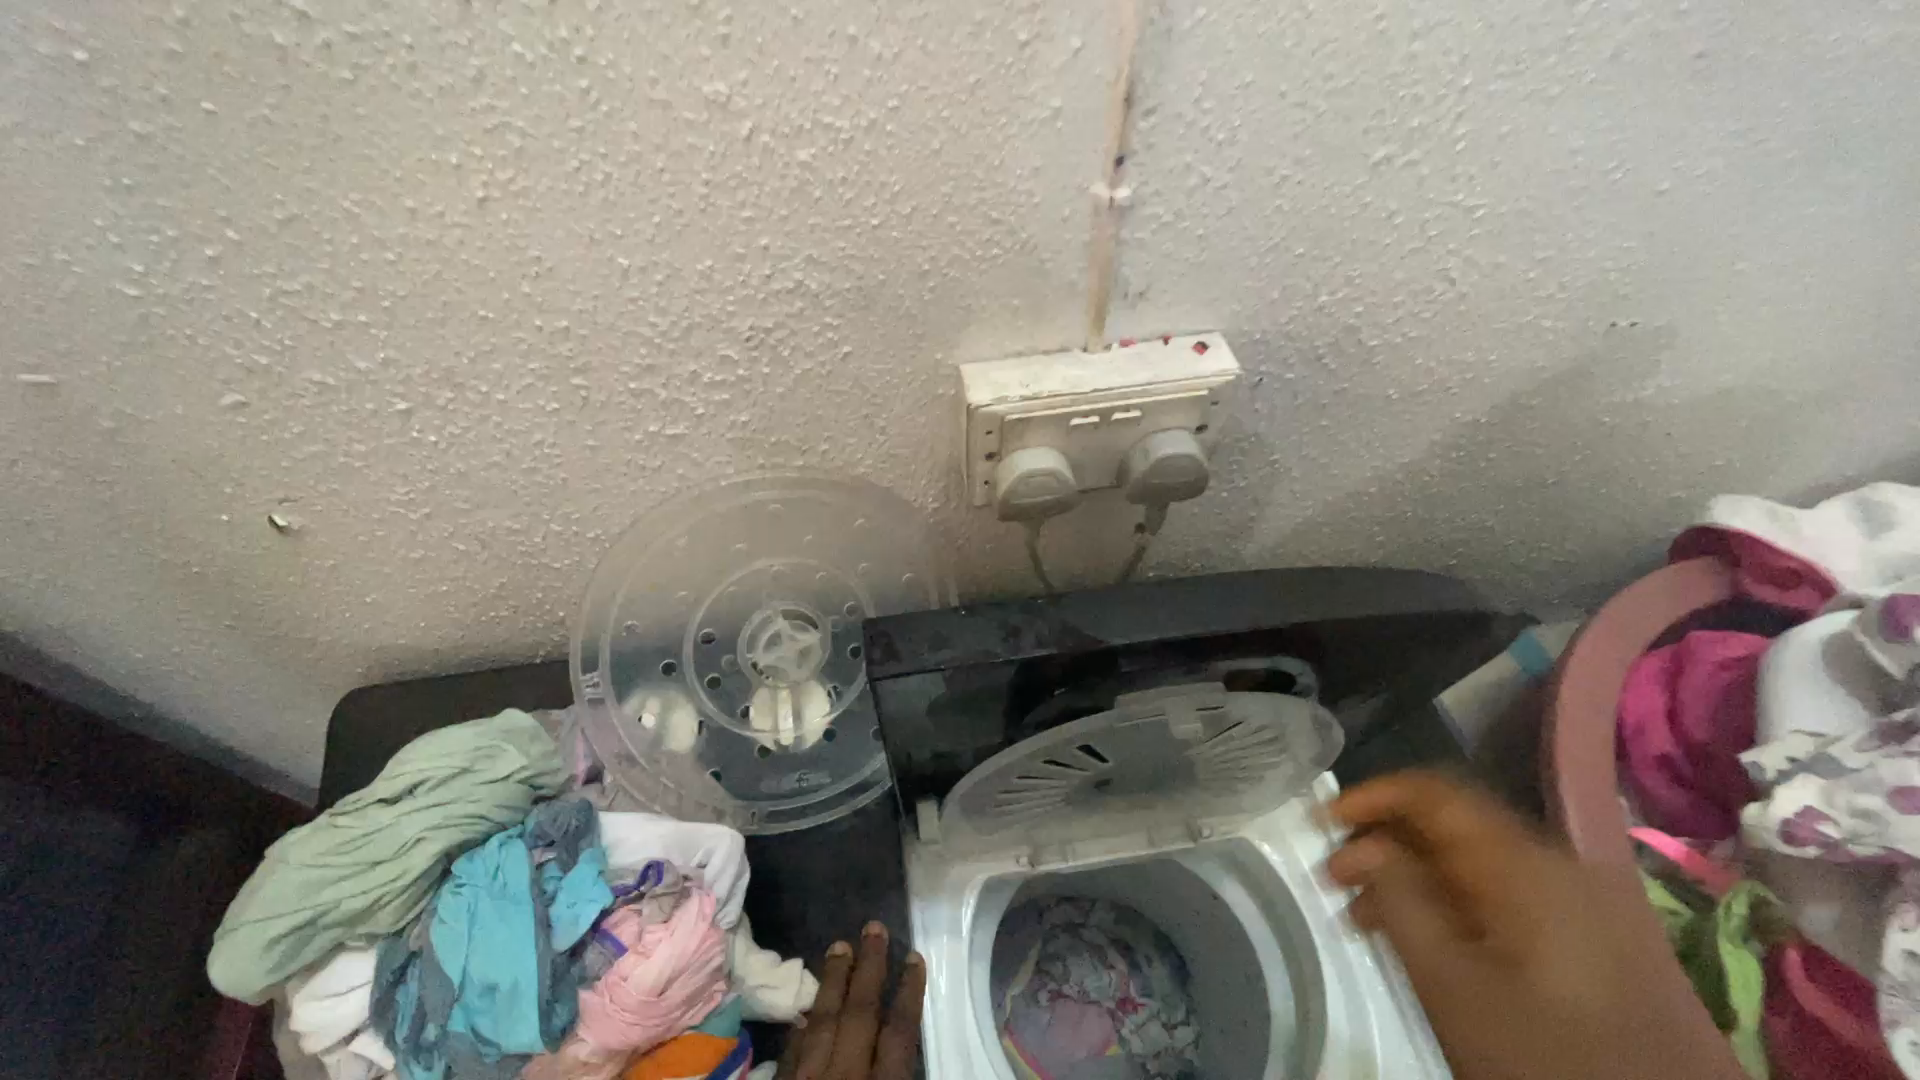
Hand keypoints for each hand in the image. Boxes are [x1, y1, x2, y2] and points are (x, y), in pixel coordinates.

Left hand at [776, 922, 925, 1079]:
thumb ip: (897, 1073)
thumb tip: (903, 1046)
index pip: (899, 1031)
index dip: (908, 992)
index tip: (913, 956)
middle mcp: (846, 1073)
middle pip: (860, 1014)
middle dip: (869, 968)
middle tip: (873, 928)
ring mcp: (807, 1079)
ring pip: (822, 1022)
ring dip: (832, 982)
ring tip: (839, 946)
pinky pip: (791, 1050)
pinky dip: (802, 1026)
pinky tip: (807, 1008)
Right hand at [1326, 771, 1745, 1079]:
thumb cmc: (1538, 1050)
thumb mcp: (1450, 980)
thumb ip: (1400, 899)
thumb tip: (1364, 846)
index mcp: (1524, 864)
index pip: (1436, 792)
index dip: (1374, 795)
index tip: (1322, 820)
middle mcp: (1549, 865)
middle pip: (1449, 825)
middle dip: (1383, 843)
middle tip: (1331, 876)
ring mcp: (1565, 900)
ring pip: (1467, 862)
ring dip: (1407, 877)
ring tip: (1358, 915)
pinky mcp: (1571, 935)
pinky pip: (1492, 894)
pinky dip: (1443, 902)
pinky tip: (1412, 937)